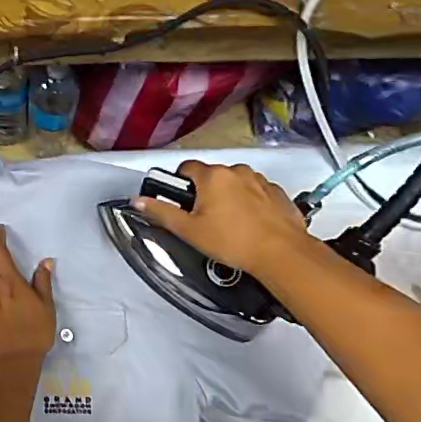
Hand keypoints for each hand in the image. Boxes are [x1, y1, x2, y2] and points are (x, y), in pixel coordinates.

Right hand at [132, 160, 314, 276]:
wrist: (281, 254)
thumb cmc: (235, 242)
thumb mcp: (189, 230)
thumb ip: (161, 212)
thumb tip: (139, 200)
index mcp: (212, 176)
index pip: (186, 168)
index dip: (179, 184)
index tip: (181, 202)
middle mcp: (237, 171)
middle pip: (211, 176)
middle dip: (205, 193)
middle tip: (203, 220)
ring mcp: (260, 181)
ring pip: (234, 183)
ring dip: (229, 197)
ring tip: (229, 225)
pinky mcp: (277, 193)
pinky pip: (256, 192)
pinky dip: (250, 204)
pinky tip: (249, 225)